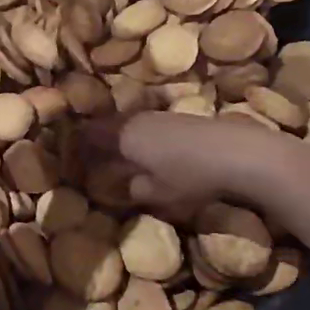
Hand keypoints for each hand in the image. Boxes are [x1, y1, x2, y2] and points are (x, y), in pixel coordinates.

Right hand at [84, 113, 309, 219]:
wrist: (239, 152)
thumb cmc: (191, 176)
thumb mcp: (158, 194)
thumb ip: (135, 190)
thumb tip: (128, 186)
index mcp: (124, 136)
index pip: (90, 135)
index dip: (78, 145)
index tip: (70, 158)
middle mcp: (138, 120)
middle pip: (110, 127)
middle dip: (100, 142)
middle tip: (92, 159)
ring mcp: (161, 116)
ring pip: (131, 126)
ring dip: (123, 140)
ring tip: (121, 158)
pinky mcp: (181, 118)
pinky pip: (149, 127)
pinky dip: (143, 139)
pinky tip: (152, 154)